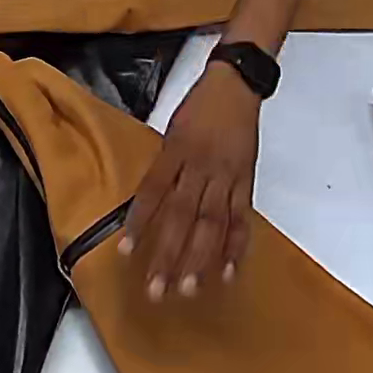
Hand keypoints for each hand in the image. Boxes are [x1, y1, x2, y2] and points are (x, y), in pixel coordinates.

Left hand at [121, 62, 259, 299]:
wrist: (235, 84)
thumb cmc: (200, 104)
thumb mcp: (173, 127)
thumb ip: (166, 163)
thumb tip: (152, 200)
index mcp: (176, 148)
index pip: (154, 190)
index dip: (140, 220)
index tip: (127, 250)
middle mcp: (199, 164)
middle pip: (181, 214)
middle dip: (168, 253)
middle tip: (155, 288)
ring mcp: (225, 174)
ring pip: (211, 222)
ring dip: (200, 258)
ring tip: (187, 287)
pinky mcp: (246, 180)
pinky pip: (241, 217)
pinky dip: (236, 246)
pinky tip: (228, 272)